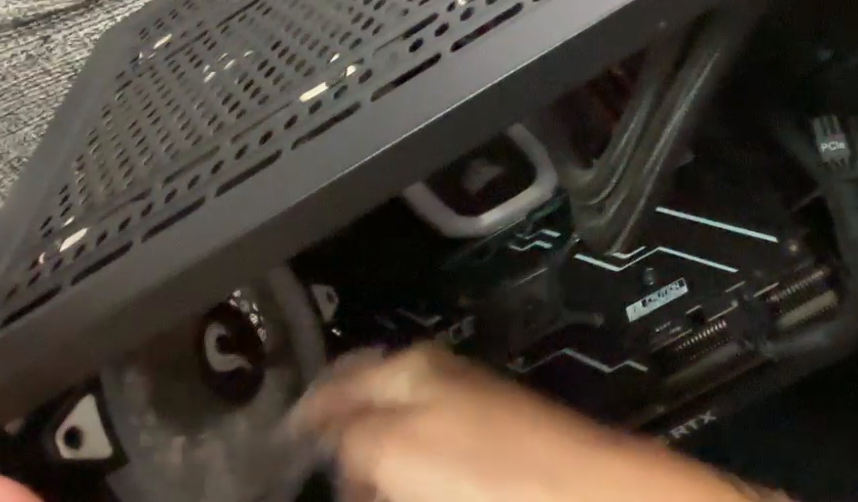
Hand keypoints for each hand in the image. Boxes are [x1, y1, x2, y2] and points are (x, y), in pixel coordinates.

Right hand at [292, 344, 762, 501]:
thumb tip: (320, 432)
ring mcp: (461, 407)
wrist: (578, 492)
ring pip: (392, 427)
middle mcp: (433, 376)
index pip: (336, 383)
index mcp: (409, 367)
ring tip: (359, 485)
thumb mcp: (395, 448)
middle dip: (335, 438)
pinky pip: (422, 447)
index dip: (304, 418)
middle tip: (316, 471)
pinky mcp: (483, 440)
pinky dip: (401, 467)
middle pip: (363, 403)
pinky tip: (404, 484)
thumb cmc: (488, 468)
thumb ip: (349, 433)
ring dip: (368, 459)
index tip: (279, 451)